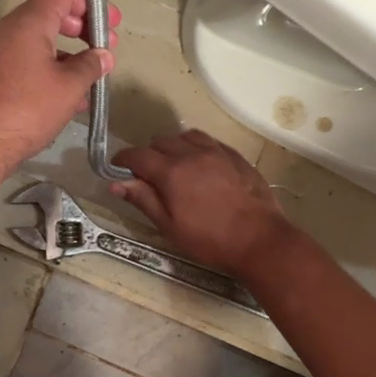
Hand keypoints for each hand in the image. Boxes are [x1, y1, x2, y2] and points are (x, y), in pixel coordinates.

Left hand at [0, 0, 118, 179]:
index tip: (111, 25)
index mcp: (28, 22)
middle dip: (81, 27)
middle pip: (50, 13)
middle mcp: (8, 30)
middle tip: (104, 48)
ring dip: (67, 53)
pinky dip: (48, 69)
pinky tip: (66, 97)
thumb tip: (103, 55)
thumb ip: (90, 65)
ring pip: (38, 41)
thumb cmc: (27, 110)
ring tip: (89, 78)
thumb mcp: (69, 87)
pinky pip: (25, 61)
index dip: (91, 1)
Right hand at [112, 130, 296, 276]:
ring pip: (186, 137)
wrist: (259, 240)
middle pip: (161, 142)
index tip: (116, 167)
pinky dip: (198, 147)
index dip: (123, 159)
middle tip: (148, 174)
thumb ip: (143, 199)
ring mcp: (217, 152)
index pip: (138, 156)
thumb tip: (116, 183)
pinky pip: (210, 141)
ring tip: (175, 164)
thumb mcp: (170, 226)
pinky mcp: (236, 157)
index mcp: (171, 172)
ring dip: (175, 147)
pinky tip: (201, 162)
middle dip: (149, 154)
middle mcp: (192, 154)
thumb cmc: (209, 240)